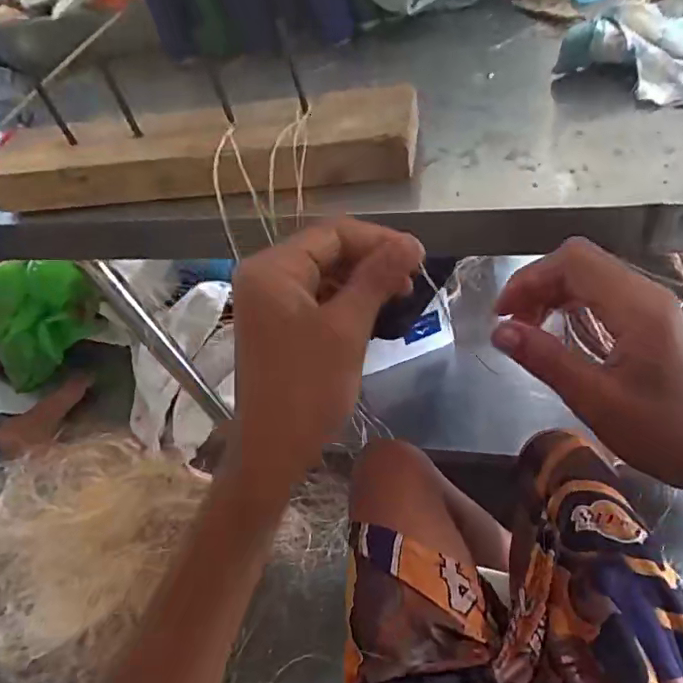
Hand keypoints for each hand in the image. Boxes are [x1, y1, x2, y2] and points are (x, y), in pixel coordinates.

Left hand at [232, 217, 423, 480]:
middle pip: (327, 251)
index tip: (419, 256)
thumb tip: (412, 243)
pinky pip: (316, 300)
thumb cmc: (308, 388)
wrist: (274, 449)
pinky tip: (374, 314)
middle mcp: (264, 276)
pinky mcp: (277, 326)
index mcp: (272, 269)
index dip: (379, 240)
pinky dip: (346, 303)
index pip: (333, 233)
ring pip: (324, 276)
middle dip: (371, 261)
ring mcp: (268, 303)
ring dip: (362, 282)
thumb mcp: (347, 328)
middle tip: (412, 280)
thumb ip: (377, 278)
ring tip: (400, 298)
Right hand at [493, 237, 682, 493]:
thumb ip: (546, 360)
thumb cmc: (657, 432)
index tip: (501, 316)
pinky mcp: (648, 315)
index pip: (573, 262)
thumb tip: (499, 331)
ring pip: (588, 272)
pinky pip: (600, 290)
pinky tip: (554, 328)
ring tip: (526, 328)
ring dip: (550, 292)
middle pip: (579, 260)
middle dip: (536, 284)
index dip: (529, 279)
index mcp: (637, 309)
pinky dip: (568, 301)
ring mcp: (650, 302)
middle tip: (511, 325)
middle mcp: (646, 293)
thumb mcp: (594, 400)